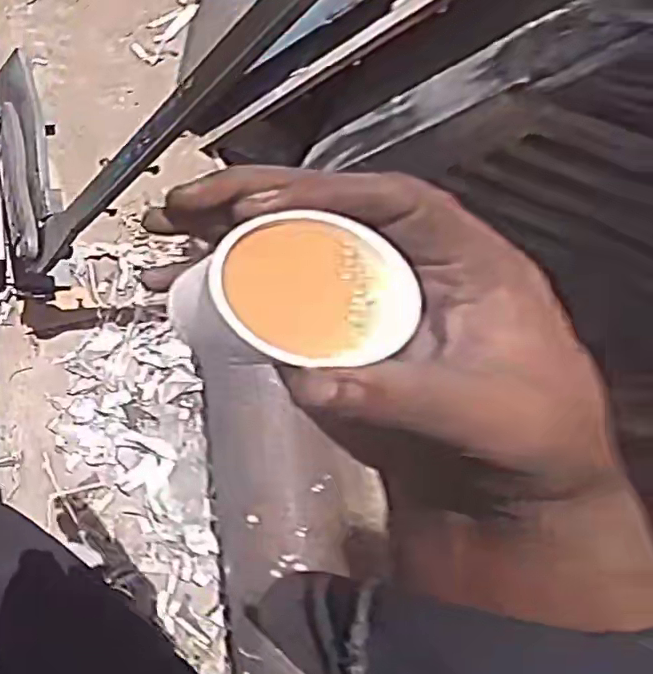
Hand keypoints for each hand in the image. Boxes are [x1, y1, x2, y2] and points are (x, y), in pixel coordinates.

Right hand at [148, 168, 652, 629]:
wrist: (484, 480)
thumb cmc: (511, 441)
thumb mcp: (472, 416)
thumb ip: (393, 396)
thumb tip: (313, 382)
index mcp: (459, 263)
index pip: (391, 201)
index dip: (321, 193)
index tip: (255, 205)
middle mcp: (395, 262)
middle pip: (315, 205)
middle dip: (243, 193)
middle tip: (186, 199)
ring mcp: (345, 287)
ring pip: (274, 232)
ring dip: (212, 222)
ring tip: (163, 221)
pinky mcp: (305, 316)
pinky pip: (249, 278)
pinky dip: (203, 270)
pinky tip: (165, 274)